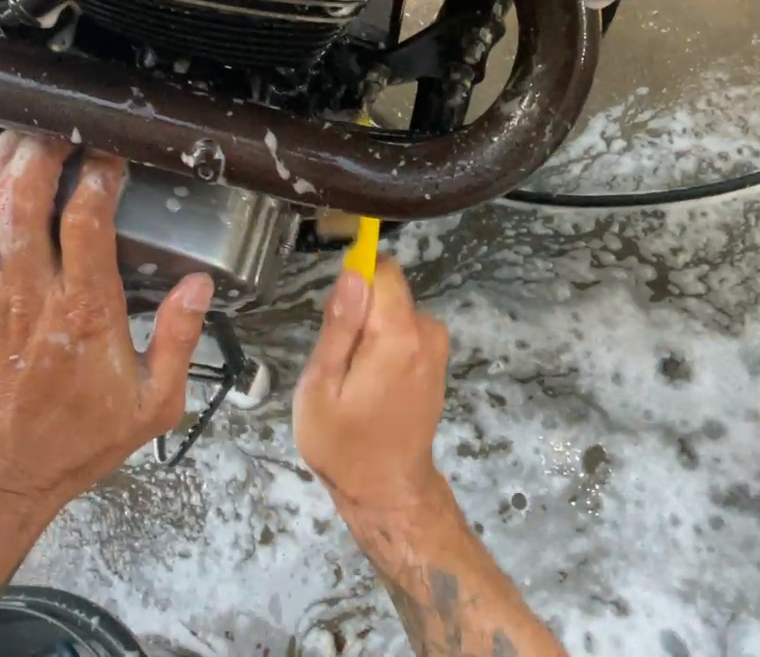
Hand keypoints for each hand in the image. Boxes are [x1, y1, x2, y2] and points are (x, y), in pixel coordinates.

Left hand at [0, 130, 212, 508]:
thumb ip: (180, 341)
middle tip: (56, 124)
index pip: (87, 223)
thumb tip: (199, 284)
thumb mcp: (153, 405)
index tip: (110, 154)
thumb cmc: (79, 440)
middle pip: (21, 205)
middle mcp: (28, 298)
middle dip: (37, 153)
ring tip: (15, 135)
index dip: (97, 176)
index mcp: (83, 313)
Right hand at [293, 257, 450, 512]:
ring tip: (351, 375)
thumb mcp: (321, 385)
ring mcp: (437, 347)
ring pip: (394, 309)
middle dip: (359, 310)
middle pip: (388, 290)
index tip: (334, 314)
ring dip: (370, 330)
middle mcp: (427, 333)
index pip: (383, 270)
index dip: (354, 280)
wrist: (386, 490)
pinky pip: (404, 329)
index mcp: (399, 335)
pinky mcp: (437, 360)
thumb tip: (353, 273)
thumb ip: (339, 325)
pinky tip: (370, 380)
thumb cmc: (343, 443)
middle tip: (338, 358)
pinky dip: (385, 343)